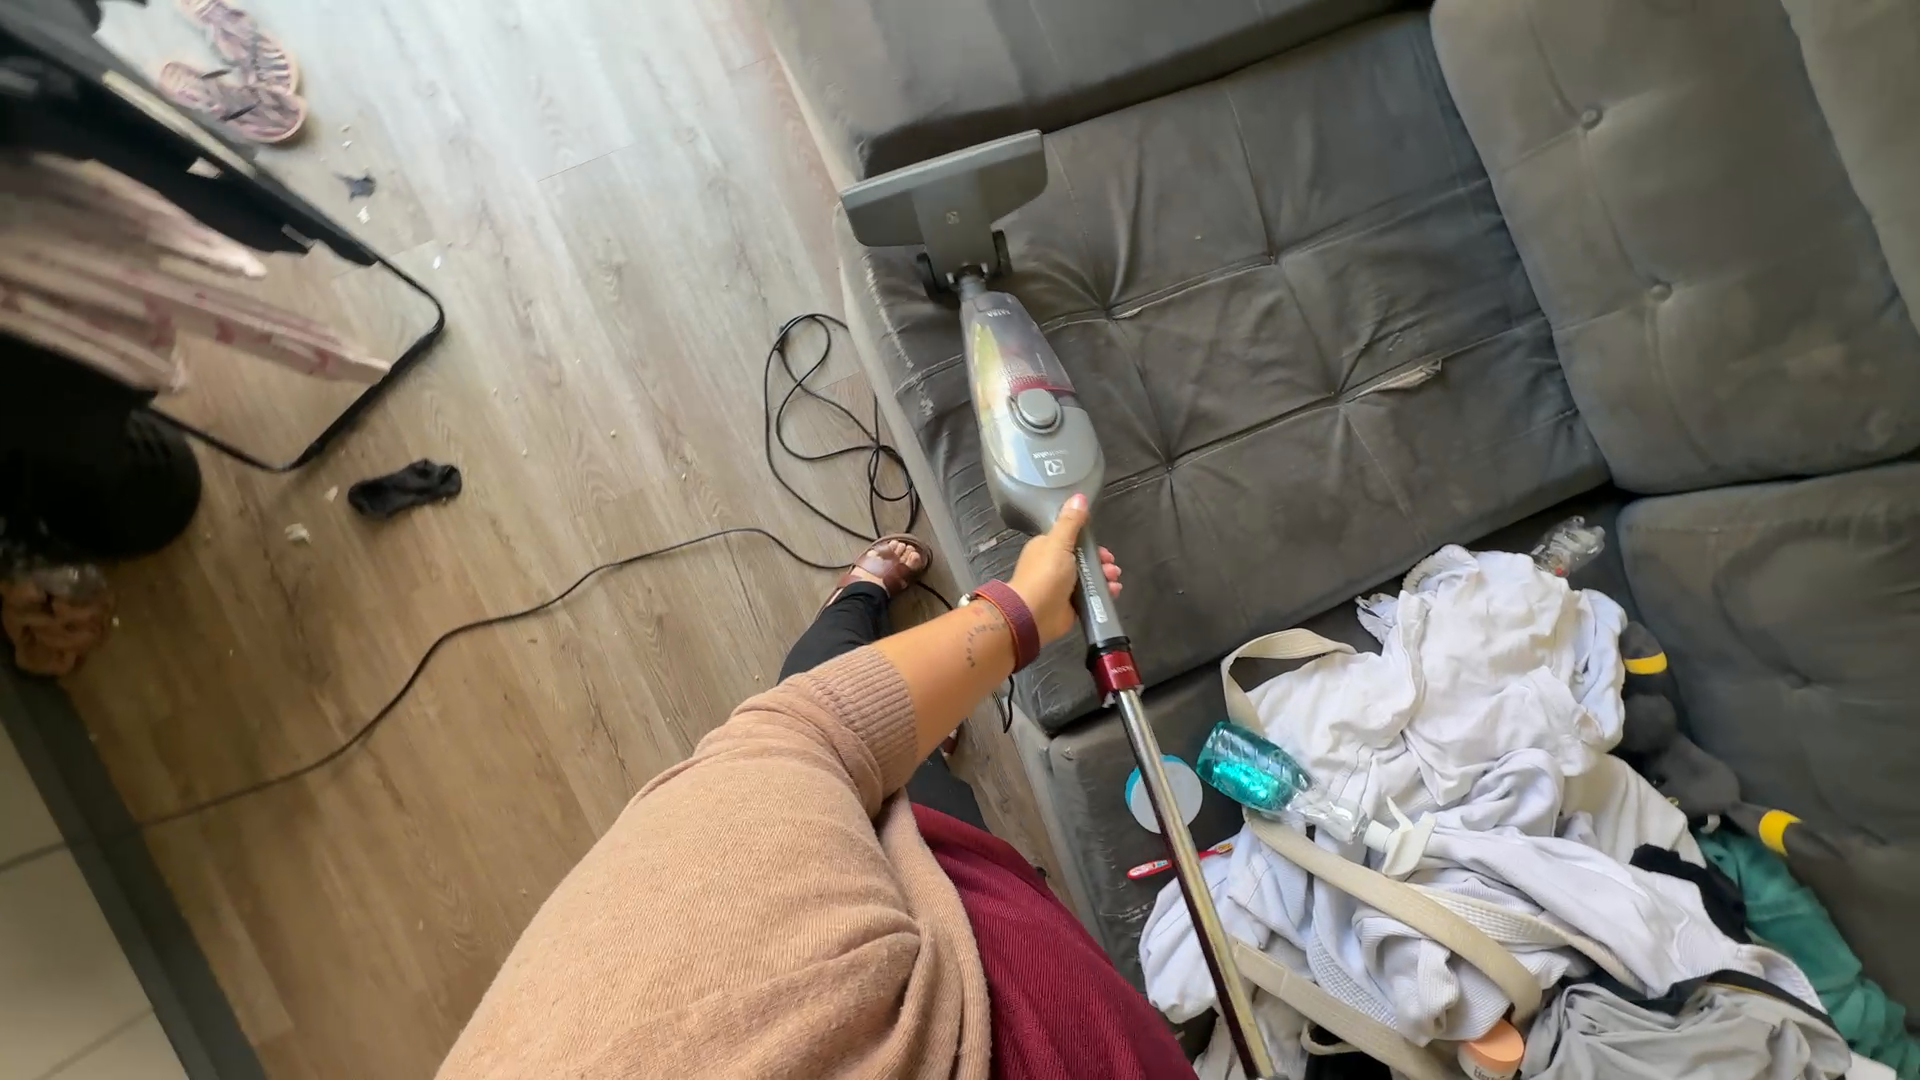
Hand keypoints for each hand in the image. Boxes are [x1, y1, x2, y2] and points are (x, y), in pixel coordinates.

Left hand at [1007, 493, 1122, 644]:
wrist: (1034, 614)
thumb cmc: (1045, 575)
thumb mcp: (1059, 542)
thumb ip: (1071, 521)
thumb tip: (1079, 497)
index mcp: (1047, 547)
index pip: (1072, 539)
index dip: (1089, 542)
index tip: (1102, 547)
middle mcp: (1054, 566)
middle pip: (1084, 559)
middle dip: (1101, 561)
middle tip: (1110, 564)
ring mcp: (1062, 586)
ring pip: (1090, 577)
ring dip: (1105, 576)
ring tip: (1113, 578)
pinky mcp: (1070, 605)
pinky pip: (1090, 595)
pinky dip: (1103, 592)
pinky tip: (1112, 591)